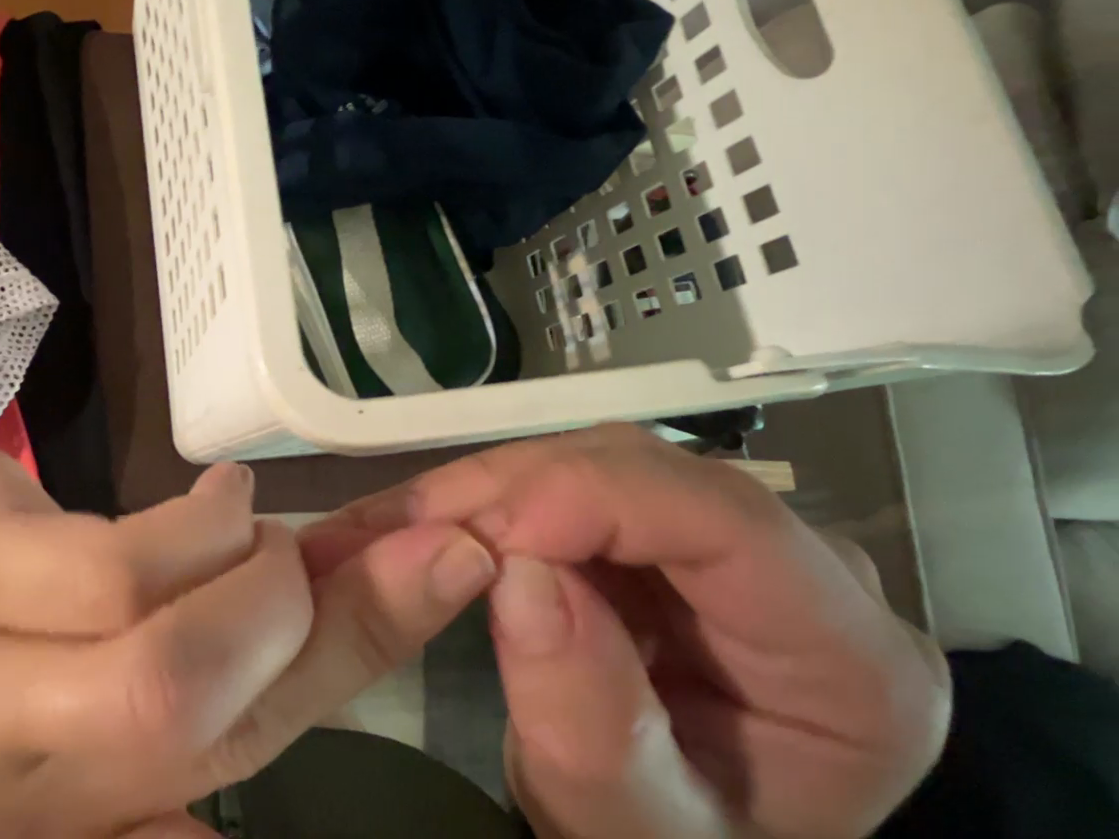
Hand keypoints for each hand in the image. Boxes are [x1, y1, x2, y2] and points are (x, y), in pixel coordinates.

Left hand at [0, 450, 498, 837]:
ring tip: (246, 536)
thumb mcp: (206, 683)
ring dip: (246, 568)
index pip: (198, 818)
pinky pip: (114, 560)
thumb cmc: (69, 641)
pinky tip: (215, 504)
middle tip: (292, 569)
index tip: (436, 588)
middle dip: (280, 623)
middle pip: (176, 720)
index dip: (297, 728)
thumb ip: (317, 649)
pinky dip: (204, 523)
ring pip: (151, 645)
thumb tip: (446, 566)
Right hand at [379, 425, 949, 838]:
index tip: (478, 530)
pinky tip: (455, 525)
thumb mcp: (626, 828)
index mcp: (852, 667)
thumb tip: (520, 573)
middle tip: (415, 524)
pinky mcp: (677, 538)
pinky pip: (586, 485)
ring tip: (418, 523)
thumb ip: (589, 727)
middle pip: (659, 477)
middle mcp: (816, 579)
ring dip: (504, 487)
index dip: (597, 499)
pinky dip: (508, 499)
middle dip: (525, 488)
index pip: (729, 525)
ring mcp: (742, 549)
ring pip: (611, 464)